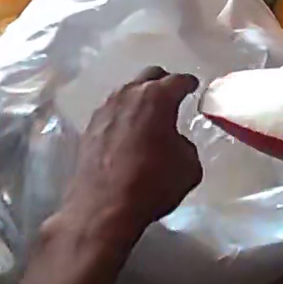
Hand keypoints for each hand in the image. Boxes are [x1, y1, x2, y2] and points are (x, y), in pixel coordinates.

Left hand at [57, 68, 202, 250]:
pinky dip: (123, 116)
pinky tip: (127, 131)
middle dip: (163, 82)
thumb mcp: (188, 167)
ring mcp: (105, 109)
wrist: (103, 207)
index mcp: (157, 98)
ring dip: (139, 98)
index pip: (178, 81)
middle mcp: (129, 95)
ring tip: (148, 114)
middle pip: (149, 76)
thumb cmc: (152, 183)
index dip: (189, 83)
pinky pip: (112, 112)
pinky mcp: (89, 127)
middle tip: (172, 95)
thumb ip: (186, 145)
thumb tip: (176, 143)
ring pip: (127, 92)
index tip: (193, 86)